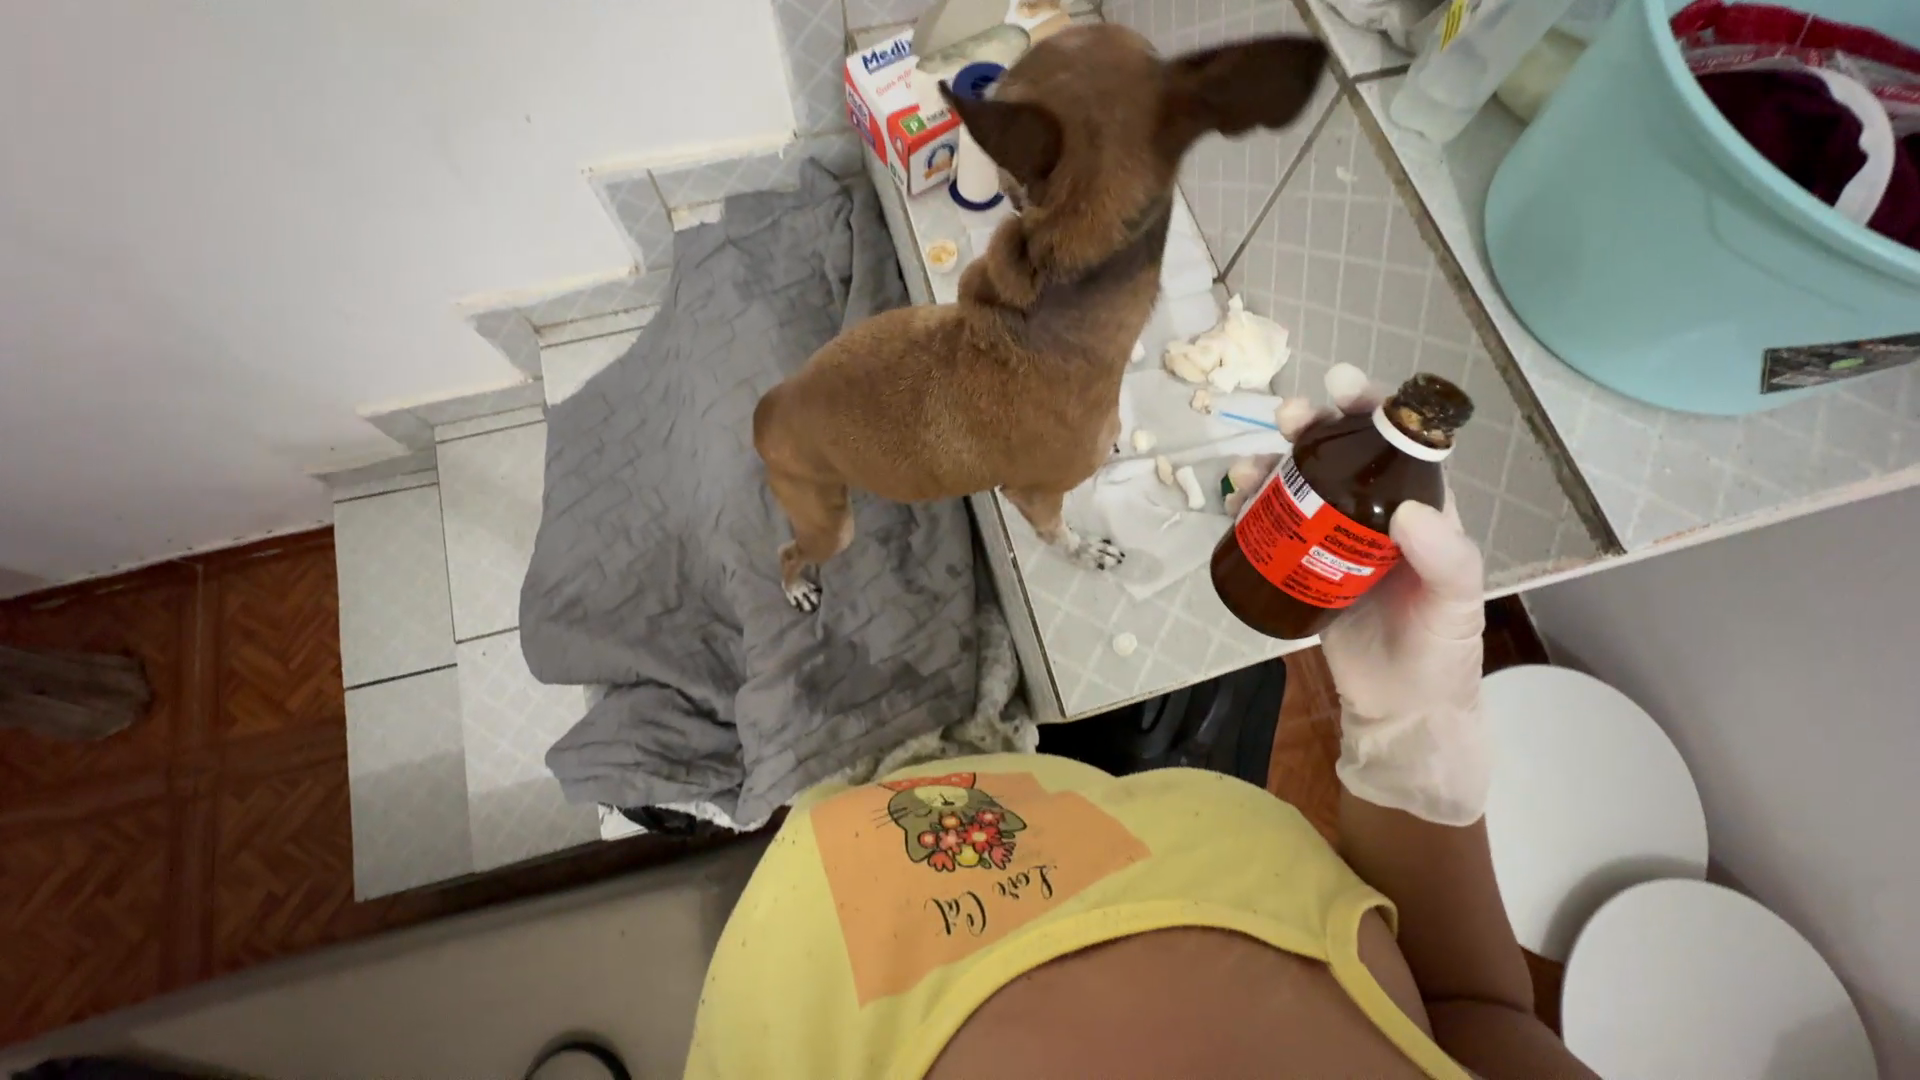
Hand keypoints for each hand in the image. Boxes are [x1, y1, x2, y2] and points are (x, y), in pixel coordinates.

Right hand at [1275, 364, 1489, 825]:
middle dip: (1310, 427)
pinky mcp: (1299, 564)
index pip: (1397, 443)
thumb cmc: (1438, 652)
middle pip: (1337, 455)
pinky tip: (1234, 503)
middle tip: (1287, 419)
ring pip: (1296, 484)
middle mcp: (1371, 514)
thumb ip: (1444, 559)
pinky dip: (1249, 506)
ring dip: (1269, 464)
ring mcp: (1330, 538)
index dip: (1371, 408)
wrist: (1397, 706)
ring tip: (1245, 471)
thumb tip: (1410, 511)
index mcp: (1419, 508)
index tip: (1340, 389)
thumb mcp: (1455, 605)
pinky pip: (1272, 524)